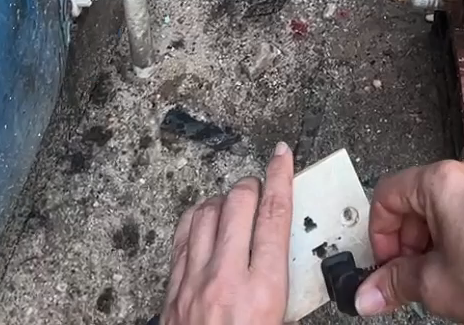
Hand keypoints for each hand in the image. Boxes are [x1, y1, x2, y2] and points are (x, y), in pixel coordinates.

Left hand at [162, 143, 293, 324]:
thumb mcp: (281, 324)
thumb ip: (290, 290)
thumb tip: (293, 254)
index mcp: (261, 294)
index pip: (274, 214)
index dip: (281, 176)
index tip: (283, 155)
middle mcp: (225, 280)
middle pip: (239, 202)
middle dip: (254, 186)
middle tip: (263, 189)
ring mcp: (192, 284)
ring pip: (207, 211)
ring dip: (225, 201)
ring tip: (237, 208)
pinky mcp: (170, 293)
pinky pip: (182, 235)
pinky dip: (197, 220)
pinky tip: (207, 223)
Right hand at [355, 157, 463, 324]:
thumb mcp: (435, 285)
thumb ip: (394, 282)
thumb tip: (368, 291)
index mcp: (443, 179)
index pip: (388, 194)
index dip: (379, 234)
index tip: (382, 264)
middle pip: (414, 198)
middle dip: (405, 240)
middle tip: (405, 274)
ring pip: (440, 205)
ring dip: (428, 240)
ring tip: (436, 276)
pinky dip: (453, 235)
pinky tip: (460, 269)